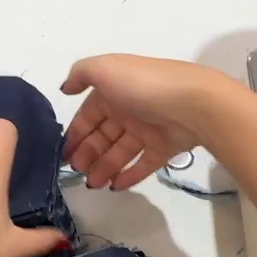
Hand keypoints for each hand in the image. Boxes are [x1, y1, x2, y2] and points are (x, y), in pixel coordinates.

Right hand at [61, 55, 234, 189]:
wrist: (192, 102)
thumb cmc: (143, 86)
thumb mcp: (105, 69)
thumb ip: (80, 74)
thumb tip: (65, 88)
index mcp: (114, 90)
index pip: (88, 115)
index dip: (75, 134)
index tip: (64, 155)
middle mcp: (129, 109)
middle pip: (103, 136)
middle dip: (87, 154)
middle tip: (77, 171)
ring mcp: (148, 129)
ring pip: (120, 152)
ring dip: (104, 168)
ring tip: (93, 184)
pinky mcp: (164, 148)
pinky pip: (143, 164)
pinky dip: (129, 175)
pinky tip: (115, 187)